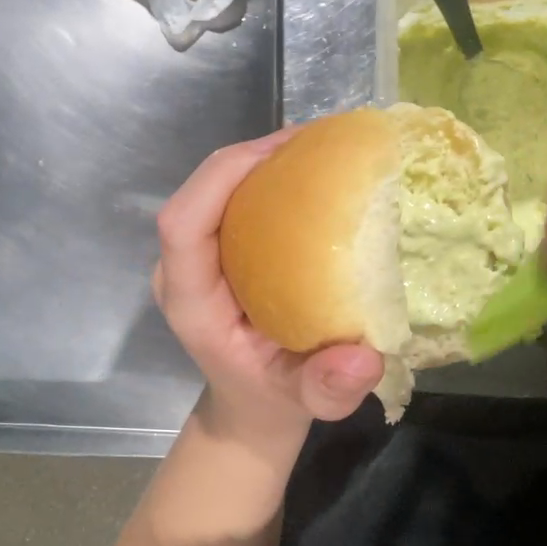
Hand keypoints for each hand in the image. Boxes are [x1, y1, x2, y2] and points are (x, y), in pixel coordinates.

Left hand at [154, 131, 385, 447]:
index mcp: (190, 300)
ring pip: (217, 186)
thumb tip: (364, 360)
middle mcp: (183, 268)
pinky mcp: (215, 246)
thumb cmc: (270, 399)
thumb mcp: (304, 403)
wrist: (252, 405)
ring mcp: (197, 255)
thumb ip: (328, 388)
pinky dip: (268, 175)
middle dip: (251, 156)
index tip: (280, 157)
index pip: (182, 224)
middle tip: (317, 140)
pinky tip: (311, 168)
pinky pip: (233, 197)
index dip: (220, 180)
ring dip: (262, 158)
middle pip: (200, 191)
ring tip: (319, 144)